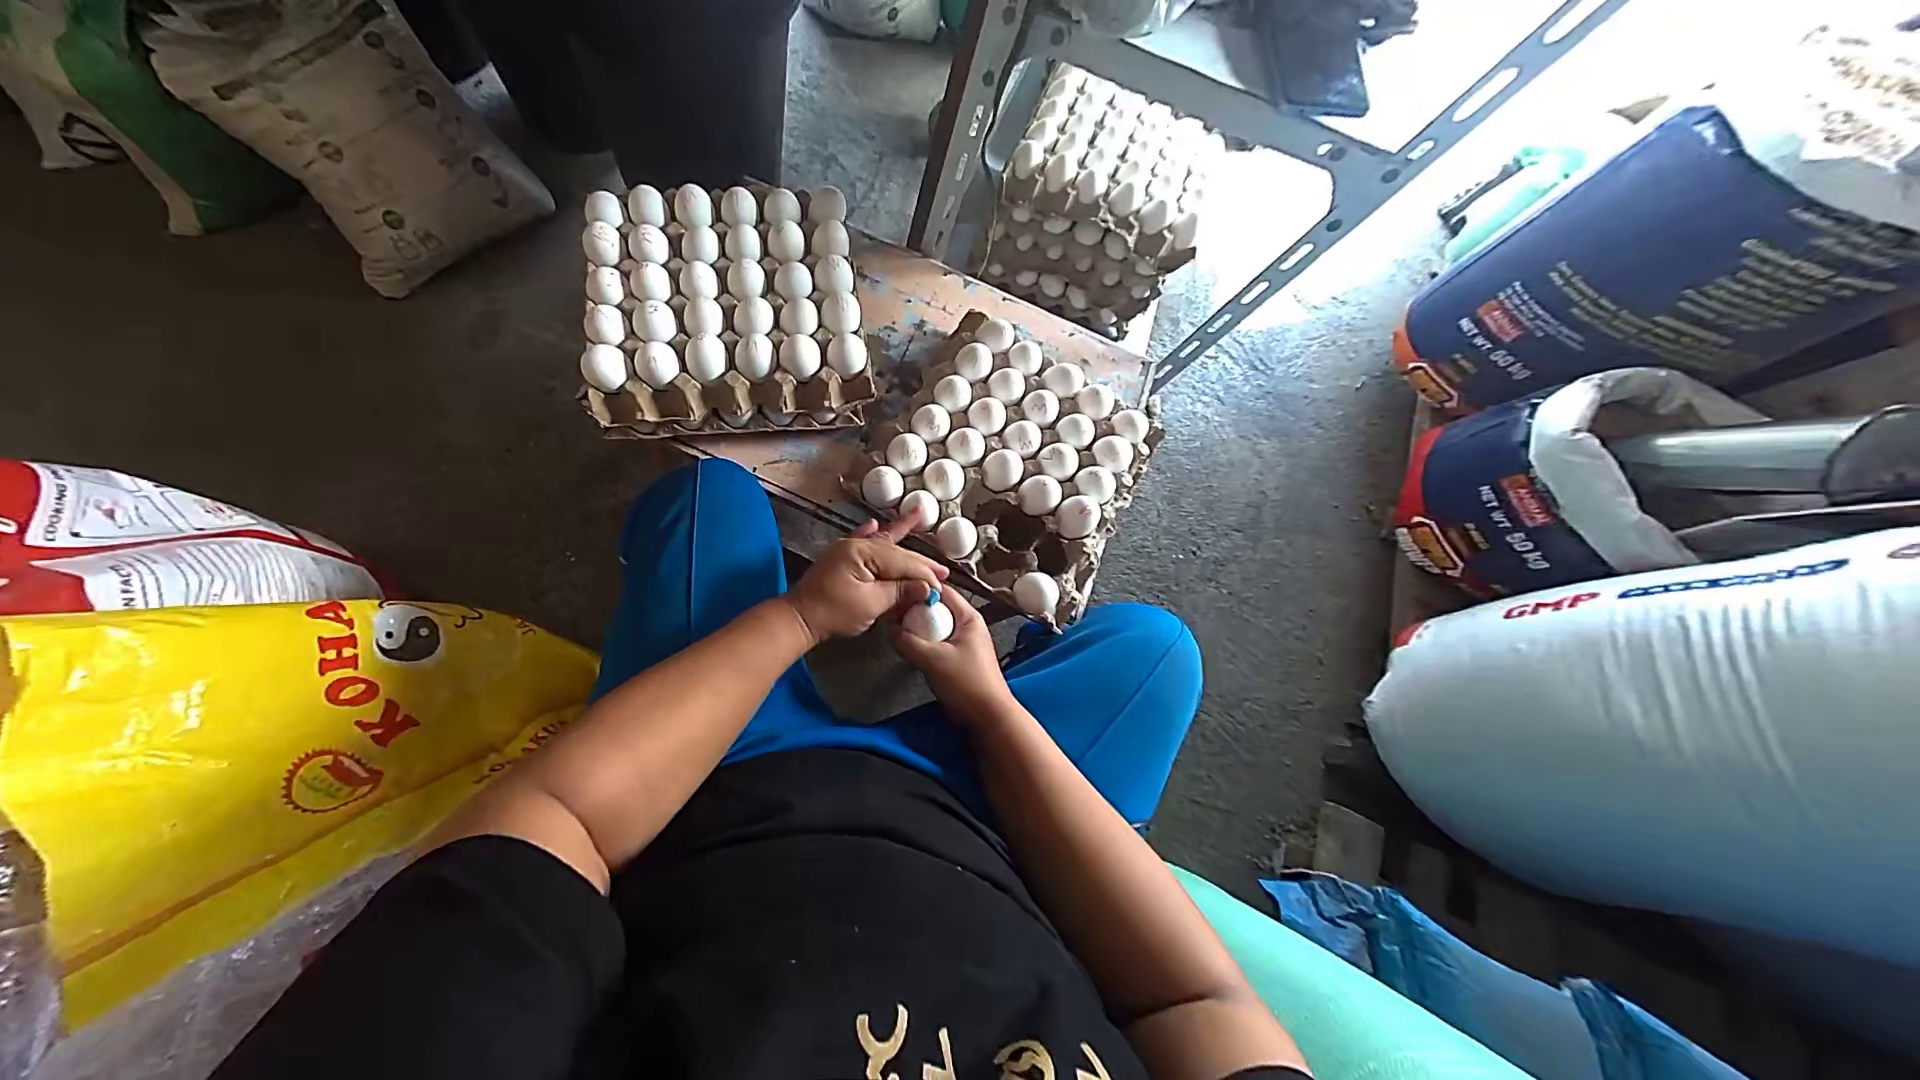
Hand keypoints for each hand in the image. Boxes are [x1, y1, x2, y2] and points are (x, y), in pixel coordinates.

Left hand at [783, 514, 947, 644]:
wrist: (798, 618)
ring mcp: (847, 550)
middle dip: (920, 561)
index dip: (924, 574)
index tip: (940, 586)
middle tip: (943, 569)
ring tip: (917, 516)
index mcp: (864, 553)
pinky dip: (872, 533)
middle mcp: (856, 546)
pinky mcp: (840, 559)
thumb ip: (900, 592)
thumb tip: (927, 587)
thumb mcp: (871, 604)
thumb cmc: (832, 613)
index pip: (904, 561)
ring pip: (882, 542)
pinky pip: (861, 540)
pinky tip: (877, 524)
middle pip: (896, 551)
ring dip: (901, 534)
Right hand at [891, 589, 1016, 724]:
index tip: (898, 594)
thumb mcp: (932, 659)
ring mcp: (964, 641)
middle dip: (916, 611)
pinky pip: (938, 642)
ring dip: (919, 629)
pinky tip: (911, 650)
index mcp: (969, 617)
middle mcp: (968, 625)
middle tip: (894, 614)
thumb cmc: (966, 683)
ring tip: (899, 632)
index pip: (942, 591)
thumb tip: (890, 629)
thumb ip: (908, 641)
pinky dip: (924, 644)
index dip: (920, 589)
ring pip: (936, 626)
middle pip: (938, 608)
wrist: (987, 716)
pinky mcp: (958, 657)